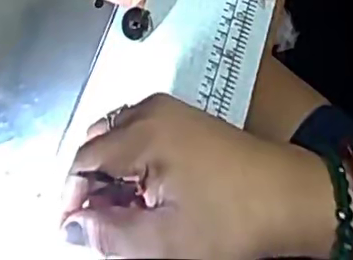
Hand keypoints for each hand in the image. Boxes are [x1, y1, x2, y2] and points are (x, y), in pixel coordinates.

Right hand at [61, 94, 330, 258]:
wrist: (282, 194)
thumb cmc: (228, 218)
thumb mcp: (160, 243)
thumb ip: (107, 234)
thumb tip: (73, 224)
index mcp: (144, 133)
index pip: (83, 158)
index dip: (70, 197)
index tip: (72, 232)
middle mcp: (154, 110)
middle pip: (99, 140)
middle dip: (90, 181)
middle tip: (98, 225)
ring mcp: (171, 110)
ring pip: (119, 135)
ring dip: (111, 171)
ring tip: (124, 213)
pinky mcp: (185, 117)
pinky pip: (142, 131)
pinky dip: (133, 159)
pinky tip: (147, 193)